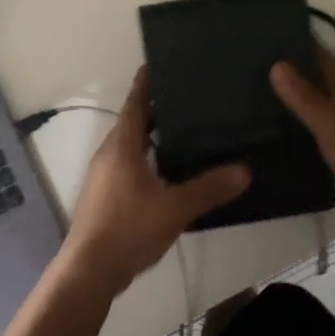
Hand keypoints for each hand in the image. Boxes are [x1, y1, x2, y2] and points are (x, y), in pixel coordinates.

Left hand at [61, 68, 250, 296]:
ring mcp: (103, 178)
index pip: (135, 104)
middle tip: (188, 102)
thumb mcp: (174, 207)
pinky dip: (147, 162)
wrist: (90, 270)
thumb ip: (209, 188)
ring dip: (152, 140)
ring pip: (130, 148)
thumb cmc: (128, 228)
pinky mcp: (104, 198)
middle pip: (133, 124)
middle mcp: (109, 155)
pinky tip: (169, 176)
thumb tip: (245, 170)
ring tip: (184, 136)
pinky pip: (128, 168)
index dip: (146, 84)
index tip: (158, 65)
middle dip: (156, 113)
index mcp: (122, 146)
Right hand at [271, 48, 334, 222]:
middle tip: (255, 61)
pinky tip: (282, 128)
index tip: (272, 32)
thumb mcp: (330, 123)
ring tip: (260, 91)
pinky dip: (301, 121)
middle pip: (319, 77)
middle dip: (293, 67)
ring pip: (318, 100)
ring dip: (296, 94)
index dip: (302, 42)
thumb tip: (277, 63)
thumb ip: (305, 97)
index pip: (322, 56)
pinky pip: (317, 125)